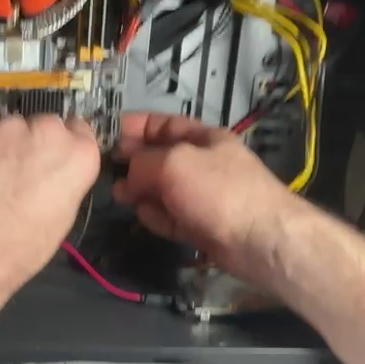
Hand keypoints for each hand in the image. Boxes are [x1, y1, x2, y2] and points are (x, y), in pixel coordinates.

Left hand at [0, 114, 101, 294]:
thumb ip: (64, 179)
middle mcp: (48, 130)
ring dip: (4, 144)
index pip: (78, 129)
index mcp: (79, 153)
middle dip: (33, 143)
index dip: (62, 146)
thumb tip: (50, 173)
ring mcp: (9, 126)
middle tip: (18, 172)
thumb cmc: (27, 244)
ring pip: (9, 127)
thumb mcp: (64, 213)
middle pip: (43, 125)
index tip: (50, 161)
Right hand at [112, 112, 305, 286]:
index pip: (161, 124)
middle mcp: (200, 163)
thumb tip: (128, 175)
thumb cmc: (218, 191)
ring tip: (125, 198)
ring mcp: (200, 196)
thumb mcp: (173, 163)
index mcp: (202, 138)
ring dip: (141, 193)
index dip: (134, 127)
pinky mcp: (197, 224)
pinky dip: (156, 217)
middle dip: (133, 164)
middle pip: (157, 159)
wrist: (258, 239)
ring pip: (159, 190)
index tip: (106, 136)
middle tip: (111, 174)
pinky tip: (147, 217)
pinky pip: (168, 216)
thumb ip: (142, 162)